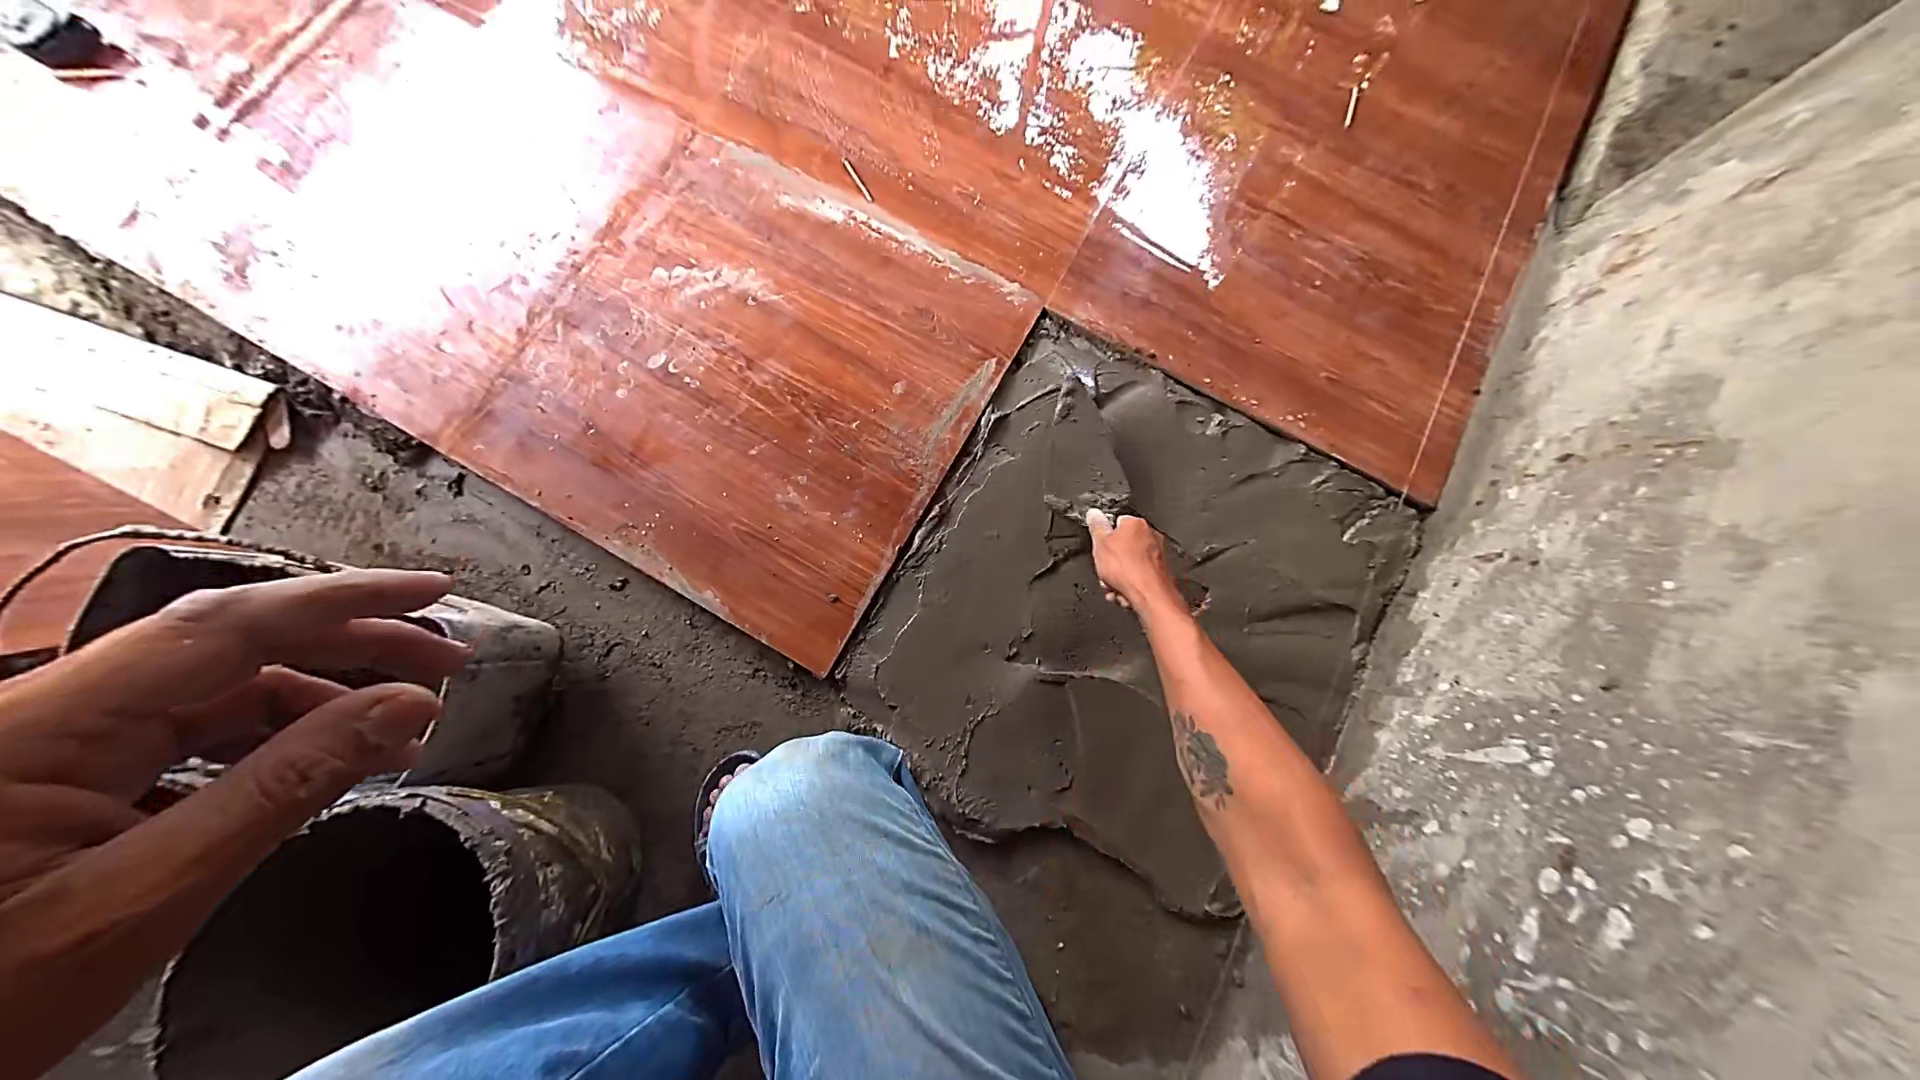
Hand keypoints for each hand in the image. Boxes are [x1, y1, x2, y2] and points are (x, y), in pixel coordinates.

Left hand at [0, 569, 468, 1079]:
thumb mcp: (150, 892)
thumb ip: (289, 784)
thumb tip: (410, 705)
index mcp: (44, 726)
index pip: (225, 625)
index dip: (343, 598)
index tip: (433, 590)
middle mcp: (51, 712)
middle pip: (236, 646)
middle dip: (355, 645)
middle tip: (447, 664)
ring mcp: (59, 741)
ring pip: (225, 689)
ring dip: (326, 700)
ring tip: (402, 730)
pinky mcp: (70, 773)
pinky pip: (201, 731)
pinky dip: (282, 739)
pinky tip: (332, 762)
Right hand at [1085, 509, 1180, 614]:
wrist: (1150, 595)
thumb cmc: (1129, 570)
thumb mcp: (1100, 545)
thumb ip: (1096, 527)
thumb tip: (1094, 514)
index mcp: (1135, 524)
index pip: (1115, 523)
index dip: (1104, 538)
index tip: (1099, 548)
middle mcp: (1150, 536)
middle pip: (1122, 546)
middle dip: (1111, 562)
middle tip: (1105, 571)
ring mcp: (1157, 555)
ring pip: (1129, 564)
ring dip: (1118, 577)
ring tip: (1114, 586)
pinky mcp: (1160, 573)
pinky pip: (1139, 577)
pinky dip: (1131, 585)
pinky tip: (1124, 593)